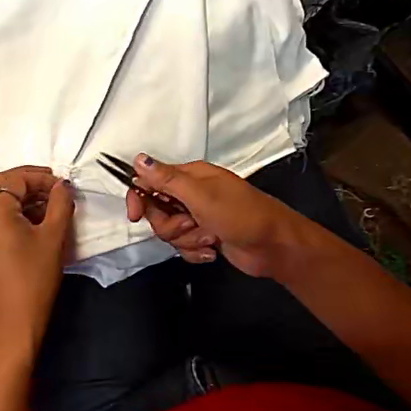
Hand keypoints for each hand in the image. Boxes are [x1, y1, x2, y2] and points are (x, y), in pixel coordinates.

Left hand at [0, 166, 75, 347]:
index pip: (11, 179)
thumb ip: (60, 204)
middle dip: (32, 183)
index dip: (38, 176)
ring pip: (3, 202)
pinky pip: (4, 218)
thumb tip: (63, 186)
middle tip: (58, 189)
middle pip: (3, 186)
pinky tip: (45, 221)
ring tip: (56, 205)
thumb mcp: (53, 236)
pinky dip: (23, 213)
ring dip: (29, 198)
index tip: (61, 185)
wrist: (19, 317)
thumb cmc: (35, 276)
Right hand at [124, 154, 307, 278]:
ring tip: (209, 237)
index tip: (135, 216)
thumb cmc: (241, 215)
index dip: (139, 198)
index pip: (150, 182)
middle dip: (170, 224)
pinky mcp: (204, 237)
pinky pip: (183, 246)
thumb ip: (166, 179)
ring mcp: (198, 217)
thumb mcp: (200, 195)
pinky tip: (212, 249)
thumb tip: (139, 159)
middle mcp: (192, 194)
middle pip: (157, 211)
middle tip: (192, 224)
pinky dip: (195, 251)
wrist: (274, 246)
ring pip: (169, 232)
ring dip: (187, 239)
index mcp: (191, 176)